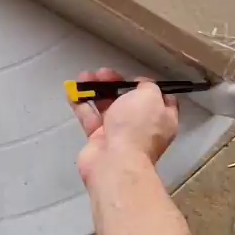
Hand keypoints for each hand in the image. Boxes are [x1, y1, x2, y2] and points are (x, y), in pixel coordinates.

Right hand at [72, 66, 178, 182]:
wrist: (115, 162)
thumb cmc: (137, 127)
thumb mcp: (150, 97)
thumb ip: (148, 87)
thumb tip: (141, 86)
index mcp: (162, 118)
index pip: (160, 100)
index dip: (148, 86)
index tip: (135, 78)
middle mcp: (142, 126)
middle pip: (129, 100)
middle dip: (116, 84)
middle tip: (103, 73)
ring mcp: (119, 133)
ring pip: (107, 107)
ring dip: (96, 90)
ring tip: (84, 76)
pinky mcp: (99, 139)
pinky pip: (90, 117)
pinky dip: (81, 104)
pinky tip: (72, 90)